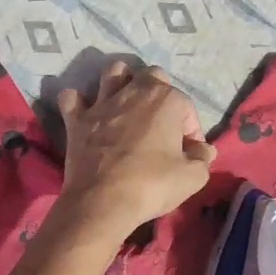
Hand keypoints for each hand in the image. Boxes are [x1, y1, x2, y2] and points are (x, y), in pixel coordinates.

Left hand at [55, 61, 215, 237]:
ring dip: (121, 82)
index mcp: (166, 100)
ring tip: (125, 103)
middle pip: (152, 76)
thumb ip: (202, 158)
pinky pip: (71, 98)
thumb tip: (203, 150)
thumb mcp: (192, 177)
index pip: (186, 107)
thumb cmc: (152, 186)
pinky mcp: (77, 119)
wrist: (103, 202)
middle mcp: (134, 92)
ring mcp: (102, 103)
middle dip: (160, 93)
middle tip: (160, 122)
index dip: (190, 131)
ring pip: (113, 72)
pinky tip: (85, 113)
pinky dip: (77, 102)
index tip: (189, 153)